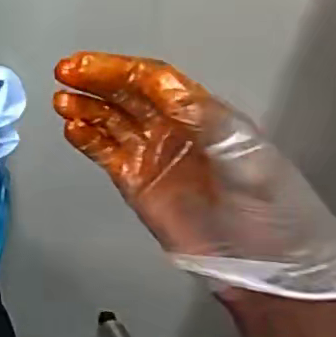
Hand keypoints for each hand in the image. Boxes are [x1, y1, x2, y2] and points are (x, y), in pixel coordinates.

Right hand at [51, 52, 335, 300]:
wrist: (268, 270)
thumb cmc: (274, 212)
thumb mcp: (249, 161)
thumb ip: (207, 122)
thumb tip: (166, 87)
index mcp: (202, 116)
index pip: (154, 80)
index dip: (120, 69)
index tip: (89, 66)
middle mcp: (173, 128)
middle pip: (126, 93)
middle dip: (94, 79)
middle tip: (64, 71)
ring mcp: (151, 153)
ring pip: (110, 119)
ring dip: (85, 106)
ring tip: (61, 101)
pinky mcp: (135, 180)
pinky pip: (103, 151)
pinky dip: (86, 138)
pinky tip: (72, 129)